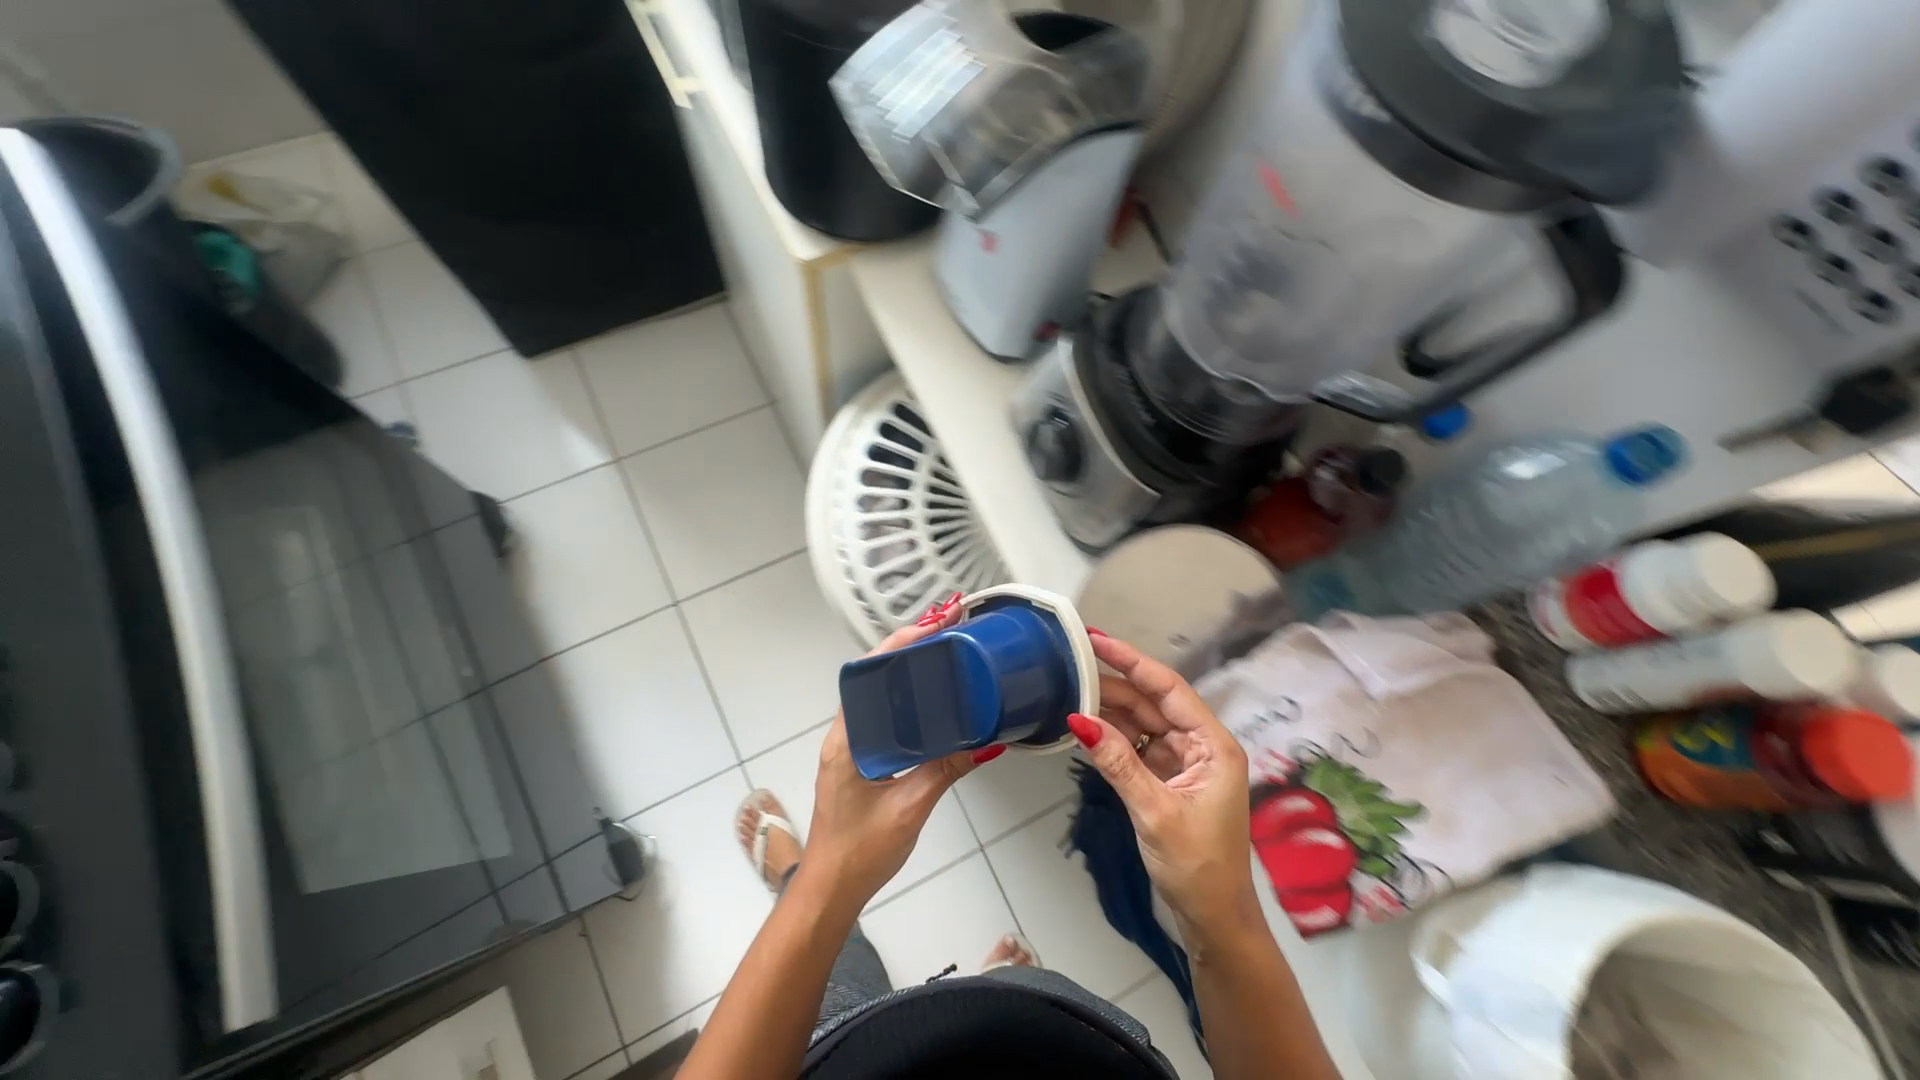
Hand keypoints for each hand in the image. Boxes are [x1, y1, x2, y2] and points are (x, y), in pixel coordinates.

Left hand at [800, 596, 1003, 909]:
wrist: (831, 890)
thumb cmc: (861, 850)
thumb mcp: (909, 808)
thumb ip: (945, 771)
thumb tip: (987, 743)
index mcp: (848, 740)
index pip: (867, 675)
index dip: (898, 646)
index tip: (931, 628)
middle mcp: (844, 736)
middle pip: (872, 679)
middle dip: (907, 652)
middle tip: (947, 636)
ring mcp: (849, 750)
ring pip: (877, 698)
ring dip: (906, 676)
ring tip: (944, 660)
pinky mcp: (859, 764)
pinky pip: (882, 720)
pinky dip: (905, 704)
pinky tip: (932, 706)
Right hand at [1070, 633, 1259, 939]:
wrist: (1214, 917)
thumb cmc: (1197, 866)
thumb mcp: (1154, 811)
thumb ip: (1118, 762)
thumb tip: (1079, 721)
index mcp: (1214, 746)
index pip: (1169, 689)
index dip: (1132, 661)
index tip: (1097, 640)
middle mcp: (1202, 746)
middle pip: (1154, 702)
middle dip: (1114, 683)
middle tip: (1071, 666)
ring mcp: (1186, 762)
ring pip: (1144, 722)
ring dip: (1111, 709)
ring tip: (1071, 690)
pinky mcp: (1170, 779)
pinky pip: (1139, 745)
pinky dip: (1114, 736)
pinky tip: (1087, 726)